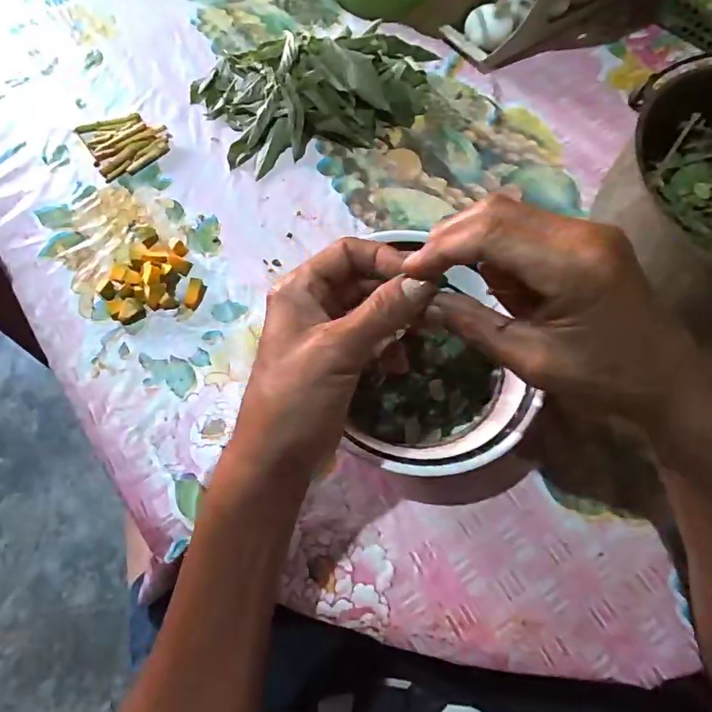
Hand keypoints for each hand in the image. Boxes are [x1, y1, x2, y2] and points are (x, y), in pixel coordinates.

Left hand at [227, 238, 440, 479]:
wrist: (276, 459)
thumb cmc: (298, 397)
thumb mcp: (339, 349)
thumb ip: (381, 311)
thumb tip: (425, 278)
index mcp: (299, 289)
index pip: (346, 252)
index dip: (384, 257)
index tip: (423, 276)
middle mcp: (310, 303)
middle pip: (361, 279)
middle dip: (396, 291)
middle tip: (435, 307)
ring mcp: (323, 333)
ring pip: (369, 310)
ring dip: (396, 320)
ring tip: (423, 335)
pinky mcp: (336, 360)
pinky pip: (369, 338)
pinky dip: (387, 346)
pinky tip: (399, 365)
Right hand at [401, 194, 711, 433]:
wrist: (669, 380)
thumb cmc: (602, 380)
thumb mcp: (528, 358)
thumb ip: (470, 322)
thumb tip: (417, 302)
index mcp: (573, 264)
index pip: (489, 232)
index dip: (441, 247)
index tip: (409, 272)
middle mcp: (581, 232)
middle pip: (495, 211)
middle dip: (449, 238)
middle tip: (420, 271)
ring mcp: (585, 229)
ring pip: (505, 211)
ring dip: (467, 237)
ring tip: (444, 272)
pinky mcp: (583, 236)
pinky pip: (522, 225)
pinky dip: (491, 243)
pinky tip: (481, 271)